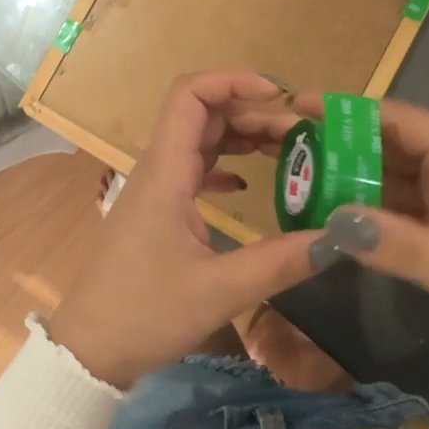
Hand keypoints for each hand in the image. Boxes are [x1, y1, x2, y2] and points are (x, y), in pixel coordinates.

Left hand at [46, 72, 322, 388]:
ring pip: (200, 140)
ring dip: (242, 137)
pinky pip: (193, 170)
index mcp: (164, 172)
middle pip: (203, 114)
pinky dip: (225, 166)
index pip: (190, 95)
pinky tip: (250, 184)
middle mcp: (157, 169)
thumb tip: (339, 237)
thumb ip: (280, 262)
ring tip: (292, 151)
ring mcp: (155, 189)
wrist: (90, 348)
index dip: (233, 80)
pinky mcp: (157, 211)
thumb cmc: (144, 313)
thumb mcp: (219, 291)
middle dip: (253, 112)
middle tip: (305, 134)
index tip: (282, 97)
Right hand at [293, 94, 428, 399]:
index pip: (396, 118)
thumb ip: (395, 242)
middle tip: (283, 147)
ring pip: (391, 175)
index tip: (296, 106)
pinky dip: (369, 209)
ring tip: (295, 178)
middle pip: (388, 143)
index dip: (345, 109)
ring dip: (349, 177)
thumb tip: (329, 218)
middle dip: (337, 143)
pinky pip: (401, 206)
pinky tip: (332, 216)